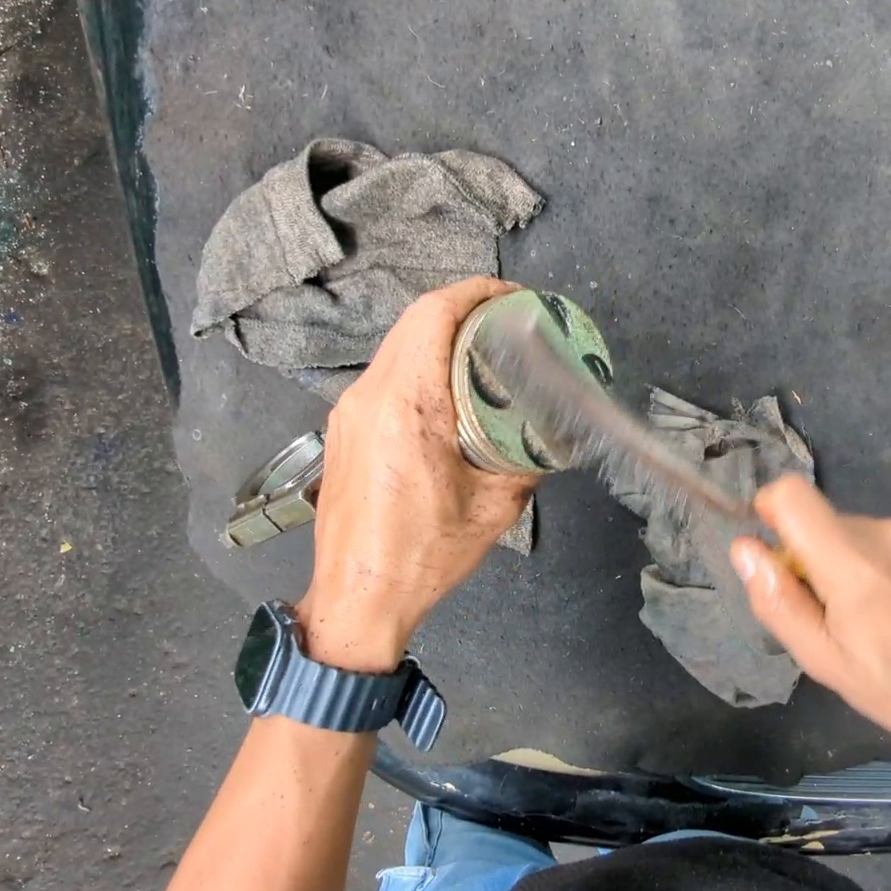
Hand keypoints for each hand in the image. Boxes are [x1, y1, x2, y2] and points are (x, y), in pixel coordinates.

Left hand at [297, 277, 537, 671]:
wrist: (357, 597)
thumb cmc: (424, 557)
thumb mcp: (494, 510)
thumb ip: (525, 462)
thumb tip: (546, 435)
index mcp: (406, 407)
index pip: (434, 316)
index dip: (475, 293)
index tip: (513, 298)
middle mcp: (369, 396)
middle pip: (413, 320)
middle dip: (463, 308)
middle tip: (508, 322)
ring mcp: (349, 410)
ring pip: (396, 344)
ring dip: (439, 334)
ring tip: (484, 349)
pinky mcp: (343, 427)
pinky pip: (384, 374)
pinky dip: (419, 362)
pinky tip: (449, 386)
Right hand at [730, 477, 890, 819]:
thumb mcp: (825, 663)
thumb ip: (777, 600)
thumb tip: (744, 547)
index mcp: (854, 565)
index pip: (792, 495)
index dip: (771, 511)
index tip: (777, 552)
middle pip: (826, 522)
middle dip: (817, 558)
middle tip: (840, 616)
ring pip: (862, 533)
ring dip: (856, 563)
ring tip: (884, 618)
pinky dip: (890, 565)